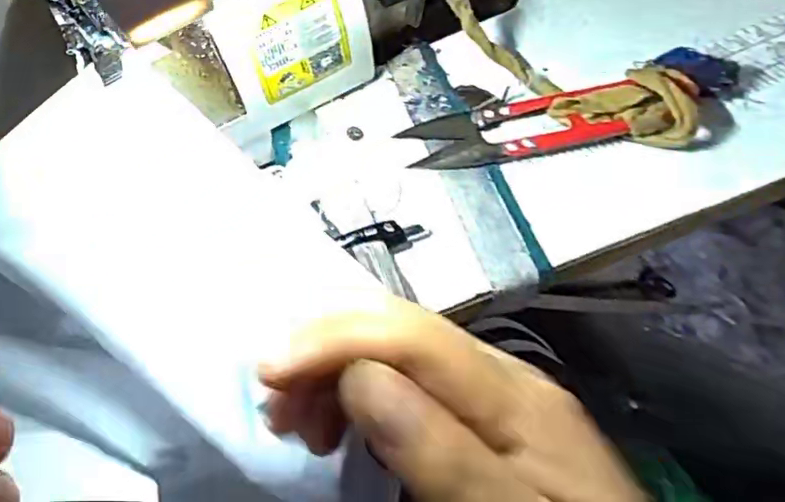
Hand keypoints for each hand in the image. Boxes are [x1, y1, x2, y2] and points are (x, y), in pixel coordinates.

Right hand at [259, 296, 644, 501]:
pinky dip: (351, 393)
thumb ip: (446, 456)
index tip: (269, 378)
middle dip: (316, 351)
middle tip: (275, 404)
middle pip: (386, 326)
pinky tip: (338, 425)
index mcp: (515, 396)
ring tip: (298, 422)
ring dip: (327, 373)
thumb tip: (359, 377)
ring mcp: (492, 394)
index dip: (326, 341)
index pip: (402, 331)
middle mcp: (500, 375)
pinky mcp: (480, 419)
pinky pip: (399, 378)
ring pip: (384, 346)